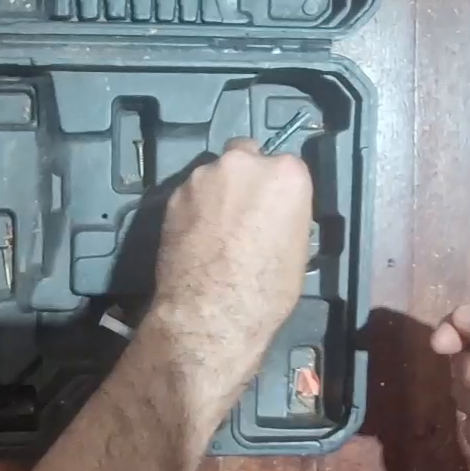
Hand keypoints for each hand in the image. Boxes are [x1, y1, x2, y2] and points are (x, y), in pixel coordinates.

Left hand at [146, 139, 312, 410]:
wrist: (210, 313)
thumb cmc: (266, 289)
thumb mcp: (296, 250)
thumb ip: (284, 216)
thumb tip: (272, 216)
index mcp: (285, 174)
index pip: (287, 167)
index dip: (277, 190)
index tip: (272, 209)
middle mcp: (242, 164)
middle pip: (245, 157)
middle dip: (244, 179)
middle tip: (241, 214)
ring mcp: (202, 177)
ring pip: (213, 176)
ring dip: (215, 194)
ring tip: (214, 231)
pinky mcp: (173, 196)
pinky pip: (189, 196)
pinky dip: (193, 210)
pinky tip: (194, 238)